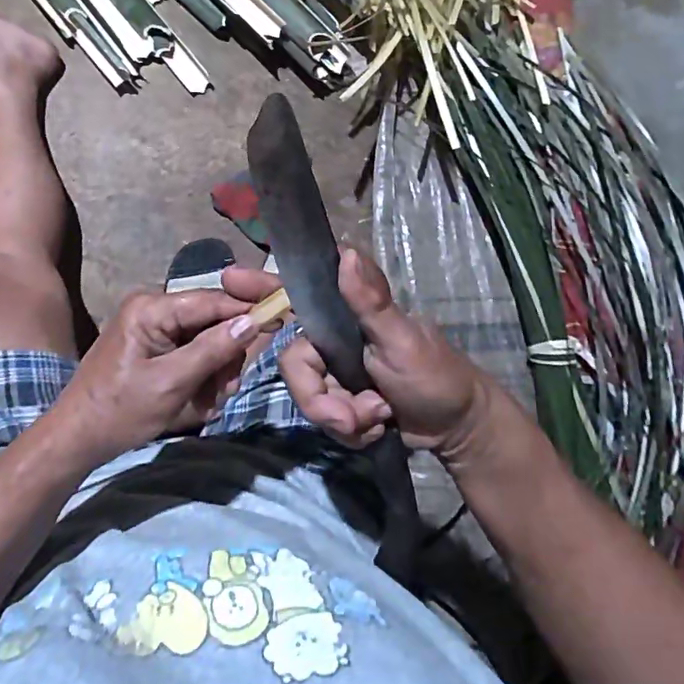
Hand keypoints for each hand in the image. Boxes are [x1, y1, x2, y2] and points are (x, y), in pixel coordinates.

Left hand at [50, 288, 263, 462]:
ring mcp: (153, 323)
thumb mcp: (172, 382)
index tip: (278, 325)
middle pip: (213, 318)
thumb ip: (214, 348)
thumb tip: (255, 321)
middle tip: (229, 388)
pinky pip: (193, 347)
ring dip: (217, 367)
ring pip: (207, 335)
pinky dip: (202, 371)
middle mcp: (154, 306)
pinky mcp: (154, 341)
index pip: (214, 300)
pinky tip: (200, 397)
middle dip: (227, 352)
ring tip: (213, 399)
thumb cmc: (119, 411)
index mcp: (152, 307)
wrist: (73, 441)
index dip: (248, 312)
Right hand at [233, 249, 492, 460]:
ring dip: (345, 419)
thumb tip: (345, 253)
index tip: (229, 281)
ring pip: (311, 399)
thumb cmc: (435, 374)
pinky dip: (353, 431)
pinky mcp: (344, 401)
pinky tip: (379, 427)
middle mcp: (338, 340)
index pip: (300, 297)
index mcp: (349, 316)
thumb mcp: (402, 340)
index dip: (263, 290)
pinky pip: (327, 420)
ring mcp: (339, 372)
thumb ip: (370, 302)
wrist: (455, 427)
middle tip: (360, 416)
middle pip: (298, 368)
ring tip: (379, 419)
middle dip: (324, 402)